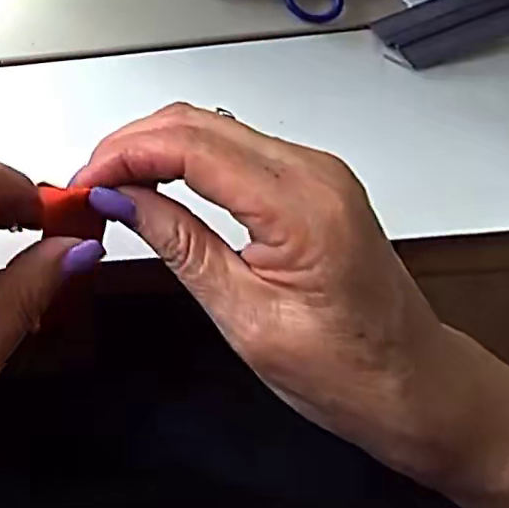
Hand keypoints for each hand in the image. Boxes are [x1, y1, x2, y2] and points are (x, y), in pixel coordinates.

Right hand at [72, 104, 508, 485]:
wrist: (419, 386)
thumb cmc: (352, 372)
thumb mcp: (245, 319)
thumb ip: (179, 244)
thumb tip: (123, 199)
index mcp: (302, 207)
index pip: (192, 147)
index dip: (128, 153)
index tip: (89, 177)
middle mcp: (312, 170)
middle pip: (197, 121)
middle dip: (132, 142)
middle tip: (91, 178)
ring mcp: (312, 167)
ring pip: (209, 124)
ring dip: (154, 144)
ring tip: (114, 179)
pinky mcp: (305, 175)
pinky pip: (230, 143)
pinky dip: (182, 153)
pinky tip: (156, 176)